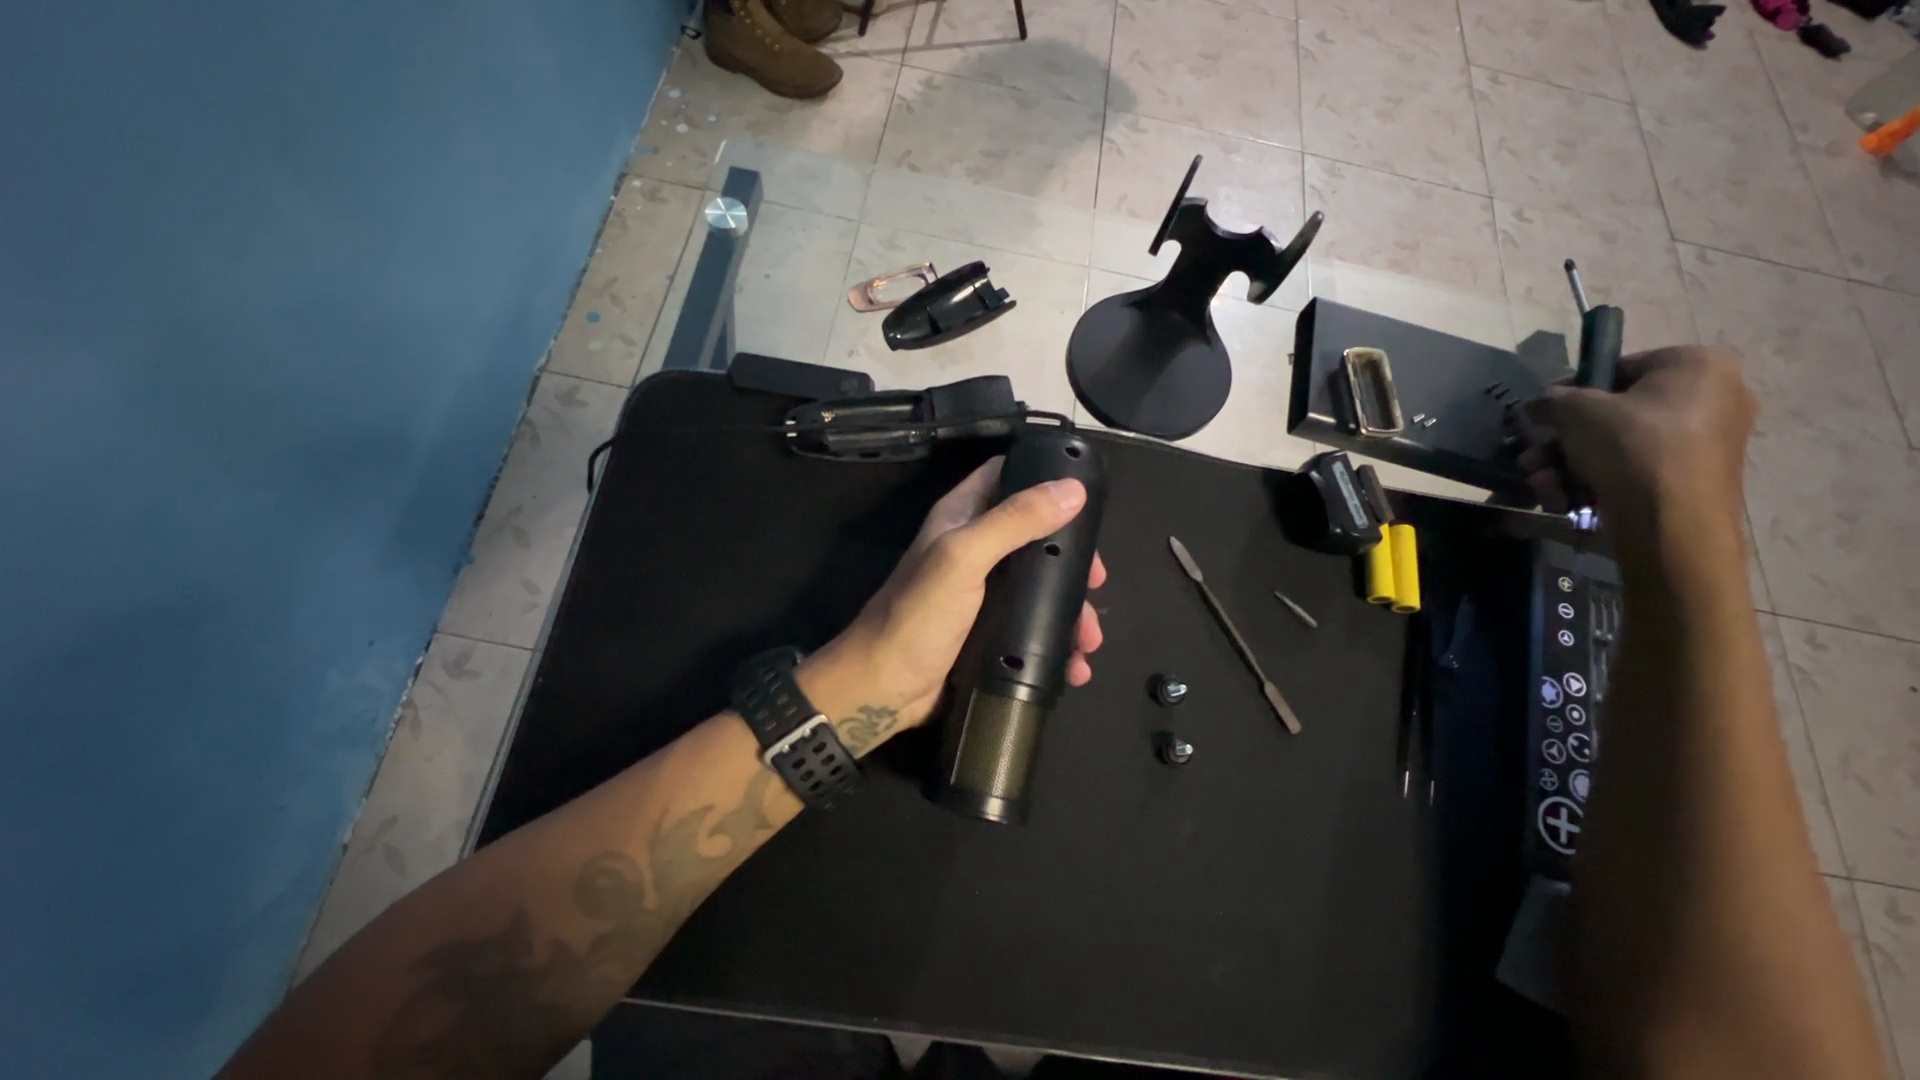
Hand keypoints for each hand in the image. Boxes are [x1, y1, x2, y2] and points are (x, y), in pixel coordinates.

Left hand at [797, 457, 1106, 755]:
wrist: (884, 689)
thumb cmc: (918, 616)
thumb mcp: (964, 558)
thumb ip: (1014, 521)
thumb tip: (1073, 490)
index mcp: (961, 518)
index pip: (1006, 476)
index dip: (1044, 477)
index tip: (1085, 493)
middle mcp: (974, 549)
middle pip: (1035, 536)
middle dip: (1072, 558)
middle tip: (1098, 581)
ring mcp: (982, 594)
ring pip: (1040, 587)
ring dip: (1070, 610)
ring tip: (1090, 640)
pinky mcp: (989, 632)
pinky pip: (1033, 628)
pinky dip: (1057, 643)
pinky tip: (1076, 665)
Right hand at [1519, 345, 1756, 553]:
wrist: (1673, 521)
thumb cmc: (1632, 446)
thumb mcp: (1576, 411)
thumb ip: (1551, 400)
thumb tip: (1538, 405)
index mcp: (1697, 365)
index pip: (1619, 368)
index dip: (1571, 392)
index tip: (1542, 416)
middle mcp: (1712, 396)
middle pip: (1614, 413)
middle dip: (1564, 440)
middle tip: (1533, 458)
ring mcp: (1706, 441)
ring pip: (1619, 445)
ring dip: (1569, 464)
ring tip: (1541, 483)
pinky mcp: (1694, 478)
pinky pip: (1637, 468)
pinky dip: (1597, 480)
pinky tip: (1564, 497)